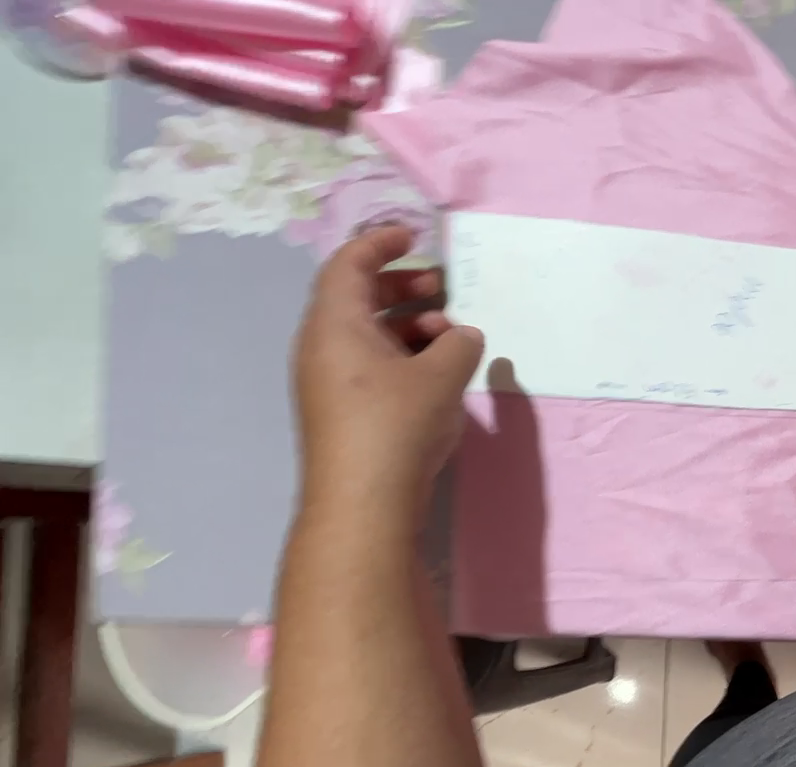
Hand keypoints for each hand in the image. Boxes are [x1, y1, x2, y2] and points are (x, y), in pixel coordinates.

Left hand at [292, 225, 483, 525]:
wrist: (365, 496)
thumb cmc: (397, 424)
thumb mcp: (440, 378)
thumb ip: (458, 347)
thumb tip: (465, 334)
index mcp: (336, 324)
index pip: (349, 265)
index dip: (380, 244)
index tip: (414, 236)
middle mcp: (325, 345)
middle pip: (359, 298)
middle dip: (403, 287)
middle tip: (445, 289)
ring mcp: (333, 379)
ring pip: (371, 333)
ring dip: (411, 326)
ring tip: (455, 338)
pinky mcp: (349, 408)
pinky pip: (376, 362)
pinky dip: (407, 355)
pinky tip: (440, 373)